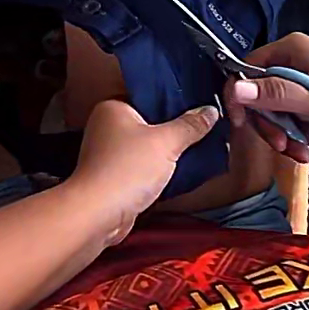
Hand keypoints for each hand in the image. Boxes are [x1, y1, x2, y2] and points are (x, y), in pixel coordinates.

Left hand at [66, 100, 219, 244]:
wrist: (99, 214)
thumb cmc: (123, 171)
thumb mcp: (166, 142)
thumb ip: (190, 126)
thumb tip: (209, 111)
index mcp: (113, 107)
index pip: (148, 95)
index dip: (173, 98)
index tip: (197, 102)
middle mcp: (107, 127)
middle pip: (149, 121)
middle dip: (173, 127)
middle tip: (200, 125)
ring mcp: (110, 153)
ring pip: (147, 145)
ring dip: (167, 150)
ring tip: (193, 146)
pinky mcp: (115, 176)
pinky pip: (143, 166)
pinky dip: (159, 168)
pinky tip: (178, 170)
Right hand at [224, 33, 308, 162]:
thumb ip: (276, 94)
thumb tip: (236, 89)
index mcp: (293, 50)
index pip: (248, 69)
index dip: (240, 96)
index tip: (241, 122)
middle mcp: (295, 64)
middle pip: (258, 95)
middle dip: (267, 123)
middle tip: (279, 142)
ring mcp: (304, 86)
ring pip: (272, 112)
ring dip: (280, 135)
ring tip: (298, 150)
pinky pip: (288, 121)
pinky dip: (292, 137)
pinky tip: (305, 149)